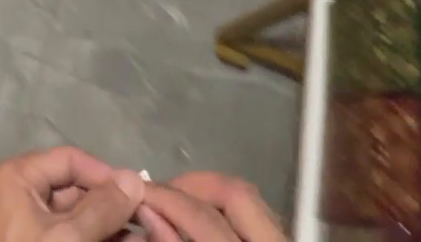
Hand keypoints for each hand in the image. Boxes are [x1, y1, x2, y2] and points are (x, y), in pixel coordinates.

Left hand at [0, 146, 147, 241]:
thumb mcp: (69, 237)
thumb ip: (102, 208)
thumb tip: (134, 178)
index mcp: (19, 177)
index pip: (70, 160)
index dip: (106, 174)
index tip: (140, 194)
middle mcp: (22, 194)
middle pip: (75, 189)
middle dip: (113, 205)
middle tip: (149, 218)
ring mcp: (30, 225)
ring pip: (78, 216)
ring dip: (111, 226)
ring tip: (147, 236)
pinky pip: (74, 236)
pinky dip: (99, 239)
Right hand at [137, 172, 286, 241]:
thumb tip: (147, 210)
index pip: (204, 218)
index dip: (166, 200)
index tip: (136, 192)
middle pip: (235, 193)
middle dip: (190, 185)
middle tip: (158, 194)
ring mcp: (284, 241)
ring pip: (250, 198)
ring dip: (208, 193)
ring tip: (177, 204)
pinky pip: (256, 215)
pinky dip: (226, 208)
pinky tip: (202, 218)